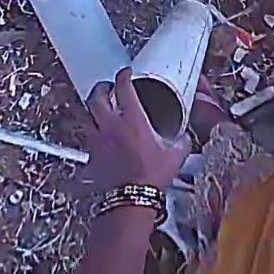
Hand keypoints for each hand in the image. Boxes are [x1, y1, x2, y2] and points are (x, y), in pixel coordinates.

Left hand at [81, 68, 191, 188]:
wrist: (132, 201)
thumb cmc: (152, 177)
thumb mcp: (174, 156)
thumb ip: (181, 142)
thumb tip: (186, 138)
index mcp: (132, 119)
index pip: (123, 87)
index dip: (123, 75)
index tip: (126, 73)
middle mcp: (111, 125)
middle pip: (96, 96)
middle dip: (101, 87)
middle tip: (107, 87)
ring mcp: (98, 139)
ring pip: (87, 115)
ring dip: (92, 109)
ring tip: (99, 108)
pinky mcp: (91, 154)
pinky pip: (88, 138)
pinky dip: (92, 133)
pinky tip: (99, 136)